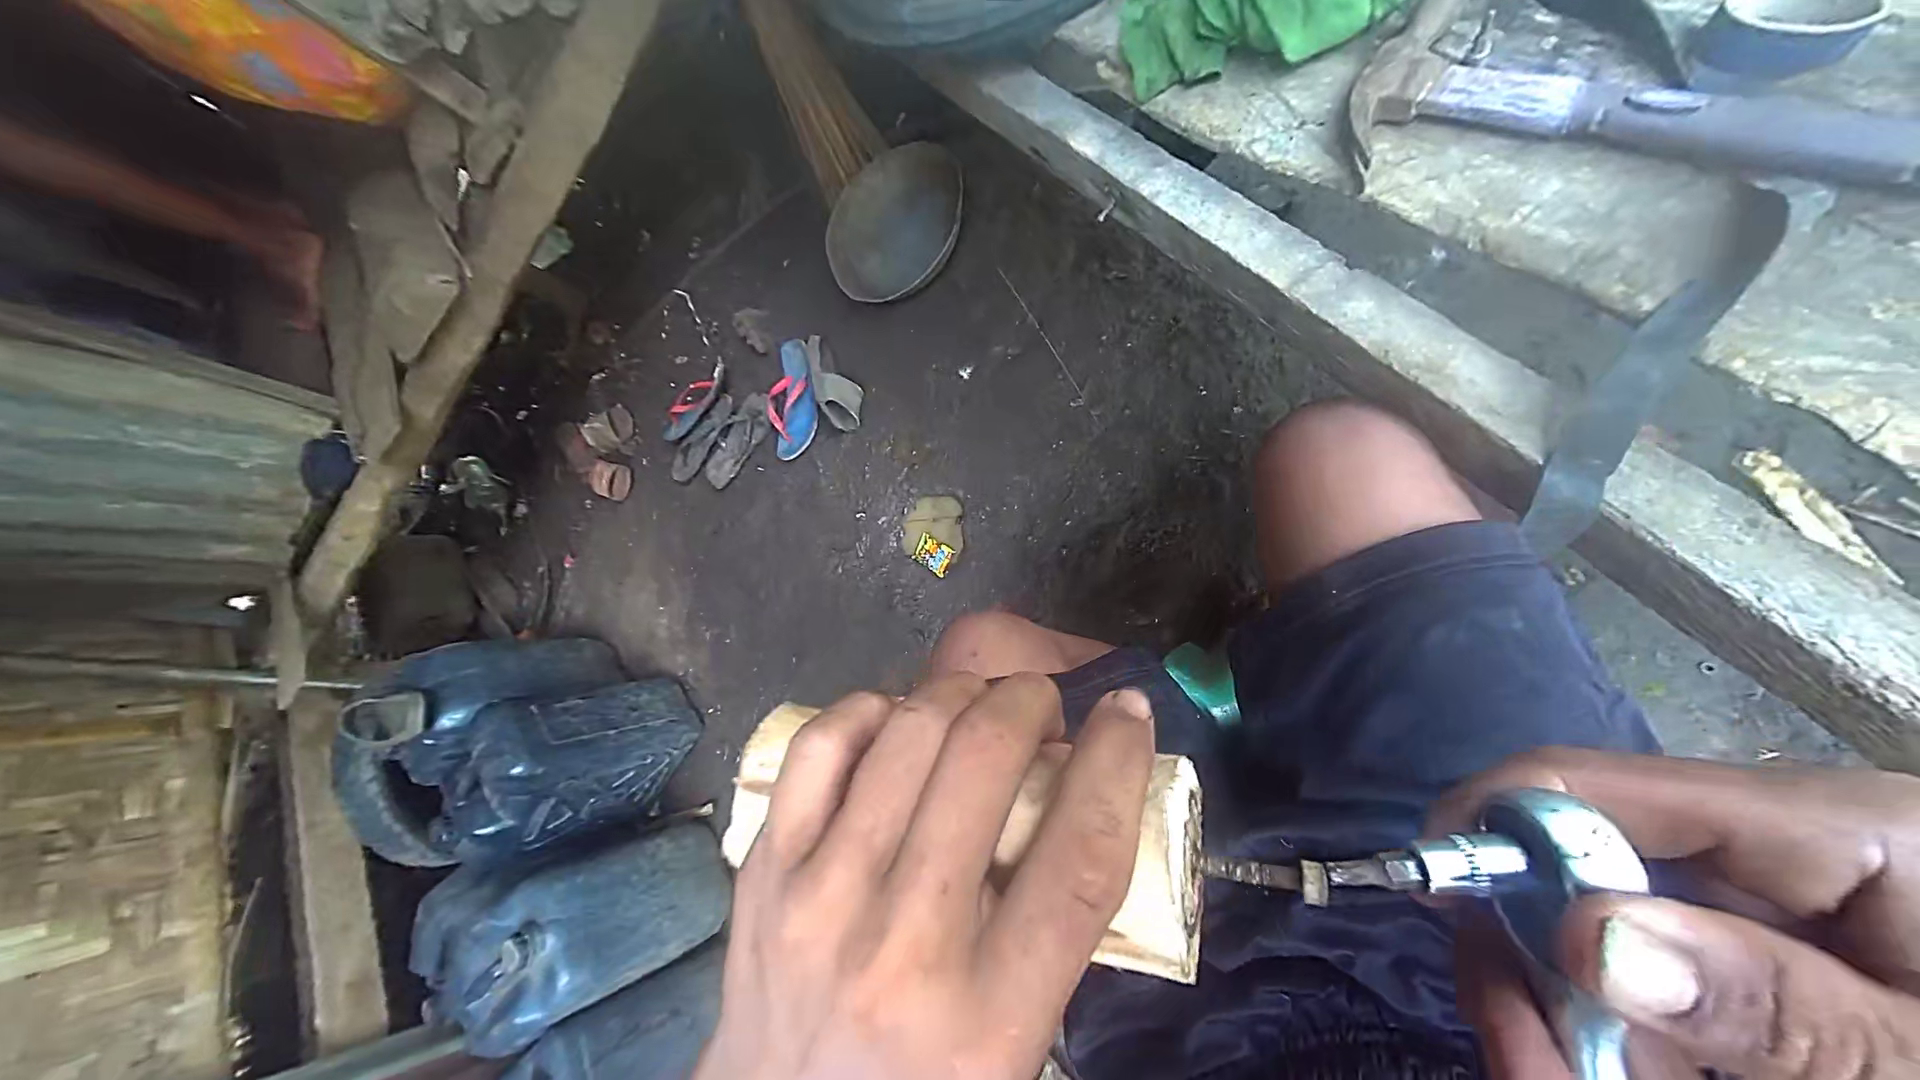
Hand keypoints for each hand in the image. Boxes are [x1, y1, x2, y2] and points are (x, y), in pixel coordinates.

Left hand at [694, 674, 1155, 1079]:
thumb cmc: (926, 1079)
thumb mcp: (1018, 1034)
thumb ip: (1055, 919)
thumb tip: (1078, 782)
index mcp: (991, 1017)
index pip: (1081, 856)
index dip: (1116, 762)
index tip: (1127, 712)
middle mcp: (902, 946)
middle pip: (984, 763)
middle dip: (1027, 701)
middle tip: (1037, 703)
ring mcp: (821, 895)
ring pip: (907, 734)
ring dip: (960, 693)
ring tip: (977, 702)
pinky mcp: (766, 865)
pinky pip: (822, 745)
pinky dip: (871, 709)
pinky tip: (897, 718)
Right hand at [1427, 749, 1919, 1079]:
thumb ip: (1783, 1004)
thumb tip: (1591, 938)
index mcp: (1825, 828)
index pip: (1588, 782)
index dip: (1494, 822)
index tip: (1435, 894)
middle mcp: (1763, 853)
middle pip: (1574, 869)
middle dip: (1527, 959)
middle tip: (1516, 1059)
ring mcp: (1758, 915)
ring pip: (1595, 940)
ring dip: (1560, 1017)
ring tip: (1550, 1078)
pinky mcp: (1753, 969)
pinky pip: (1643, 989)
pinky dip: (1612, 1042)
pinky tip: (1598, 1073)